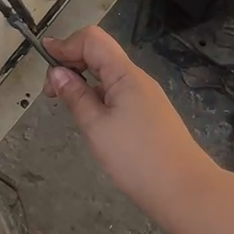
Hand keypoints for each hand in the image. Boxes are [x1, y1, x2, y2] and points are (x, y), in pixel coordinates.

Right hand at [44, 26, 217, 207]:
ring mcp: (146, 97)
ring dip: (84, 81)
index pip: (92, 39)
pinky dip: (98, 96)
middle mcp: (137, 79)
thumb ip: (76, 97)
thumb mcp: (97, 128)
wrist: (188, 194)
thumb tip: (57, 73)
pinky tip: (91, 118)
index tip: (45, 60)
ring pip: (108, 75)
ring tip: (67, 105)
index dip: (66, 44)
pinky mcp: (149, 115)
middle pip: (100, 53)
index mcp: (125, 74)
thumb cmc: (138, 159)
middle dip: (71, 62)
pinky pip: (118, 93)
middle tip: (52, 91)